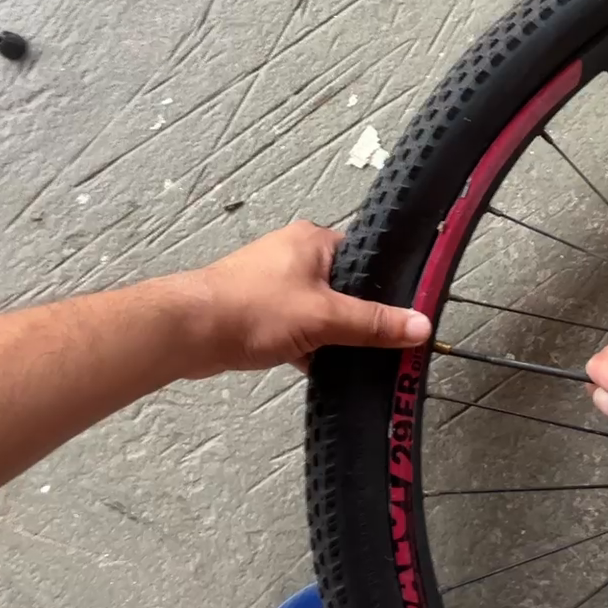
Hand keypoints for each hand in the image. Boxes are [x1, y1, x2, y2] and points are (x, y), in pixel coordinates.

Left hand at [164, 222, 430, 375]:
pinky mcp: (261, 311)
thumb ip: (375, 323)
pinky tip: (321, 367)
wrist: (187, 334)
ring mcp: (276, 284)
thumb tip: (420, 326)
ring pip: (322, 310)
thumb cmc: (251, 308)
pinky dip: (310, 346)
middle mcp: (296, 256)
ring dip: (332, 334)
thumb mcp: (325, 316)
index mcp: (314, 240)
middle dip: (359, 316)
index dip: (385, 283)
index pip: (366, 255)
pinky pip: (299, 328)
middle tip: (382, 339)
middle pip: (346, 287)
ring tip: (351, 355)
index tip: (404, 309)